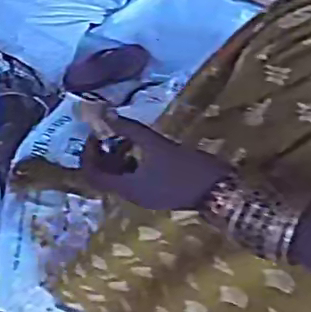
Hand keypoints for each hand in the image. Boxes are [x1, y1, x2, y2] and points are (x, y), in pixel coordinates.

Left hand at [77, 116, 230, 210]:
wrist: (223, 192)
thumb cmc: (187, 169)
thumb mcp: (157, 145)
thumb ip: (130, 130)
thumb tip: (106, 114)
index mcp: (127, 188)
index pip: (92, 174)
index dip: (87, 154)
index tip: (93, 134)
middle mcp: (131, 196)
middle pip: (104, 177)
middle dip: (101, 154)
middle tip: (106, 133)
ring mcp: (145, 197)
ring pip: (119, 177)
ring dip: (116, 158)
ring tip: (125, 137)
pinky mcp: (157, 194)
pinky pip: (134, 179)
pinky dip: (131, 164)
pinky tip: (142, 148)